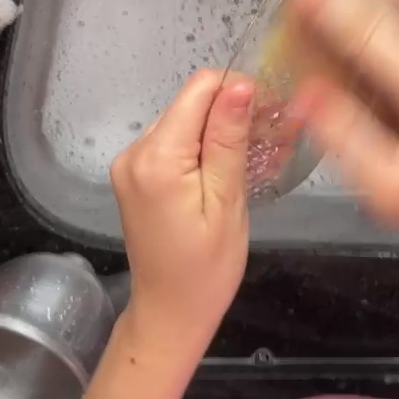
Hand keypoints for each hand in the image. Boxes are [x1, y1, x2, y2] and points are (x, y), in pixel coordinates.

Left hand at [110, 68, 253, 351]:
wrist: (169, 315)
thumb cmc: (206, 268)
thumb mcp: (227, 201)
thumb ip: (228, 138)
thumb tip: (241, 84)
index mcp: (157, 157)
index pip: (200, 87)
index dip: (238, 90)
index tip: (268, 114)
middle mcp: (135, 149)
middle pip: (192, 100)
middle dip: (232, 110)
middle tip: (268, 139)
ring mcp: (130, 160)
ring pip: (186, 115)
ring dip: (219, 127)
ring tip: (251, 156)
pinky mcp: (135, 170)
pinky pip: (175, 136)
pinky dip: (202, 143)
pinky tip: (224, 167)